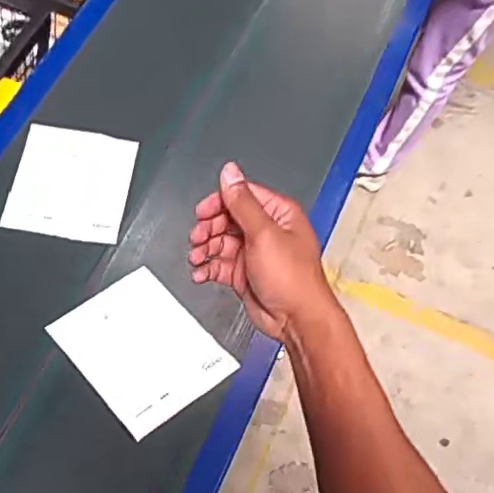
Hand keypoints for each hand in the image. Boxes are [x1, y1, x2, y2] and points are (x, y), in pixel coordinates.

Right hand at [188, 162, 342, 341]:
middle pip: (227, 219)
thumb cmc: (293, 280)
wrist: (296, 319)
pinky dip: (208, 269)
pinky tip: (201, 273)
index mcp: (277, 214)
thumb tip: (230, 174)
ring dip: (205, 249)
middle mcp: (266, 231)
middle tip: (198, 238)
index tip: (202, 213)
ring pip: (221, 243)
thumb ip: (242, 203)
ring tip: (197, 257)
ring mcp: (254, 254)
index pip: (242, 196)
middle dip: (209, 228)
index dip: (219, 202)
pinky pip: (220, 266)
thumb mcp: (264, 234)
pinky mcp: (244, 275)